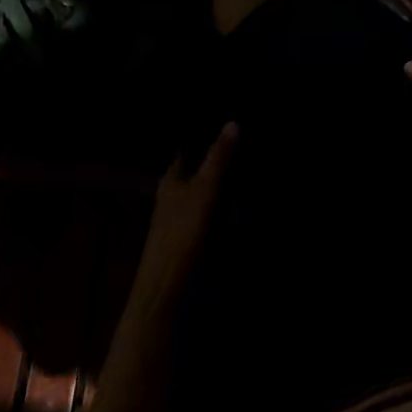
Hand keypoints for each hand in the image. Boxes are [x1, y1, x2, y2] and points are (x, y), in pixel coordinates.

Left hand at [139, 123, 236, 289]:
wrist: (165, 289)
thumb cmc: (181, 234)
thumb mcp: (205, 191)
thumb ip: (218, 159)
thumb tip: (233, 122)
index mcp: (170, 179)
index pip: (186, 149)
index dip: (203, 136)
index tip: (228, 124)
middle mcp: (171, 195)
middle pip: (194, 170)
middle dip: (213, 160)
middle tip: (245, 144)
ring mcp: (179, 219)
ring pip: (200, 192)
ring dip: (219, 184)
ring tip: (247, 170)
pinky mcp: (188, 239)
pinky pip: (207, 213)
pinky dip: (221, 206)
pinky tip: (236, 207)